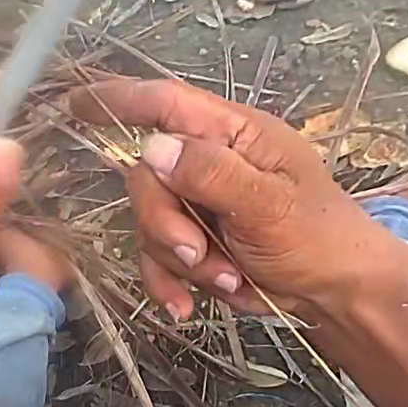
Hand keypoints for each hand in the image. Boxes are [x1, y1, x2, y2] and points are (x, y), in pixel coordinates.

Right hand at [68, 77, 407, 318]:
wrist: (331, 293)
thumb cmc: (317, 237)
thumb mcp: (271, 204)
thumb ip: (213, 174)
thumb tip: (152, 148)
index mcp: (232, 136)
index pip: (166, 104)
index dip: (119, 99)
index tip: (76, 102)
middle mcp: (206, 164)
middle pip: (147, 179)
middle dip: (166, 225)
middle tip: (198, 254)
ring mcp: (197, 207)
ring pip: (149, 226)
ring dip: (180, 262)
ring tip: (227, 279)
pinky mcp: (192, 245)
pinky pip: (156, 260)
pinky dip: (168, 284)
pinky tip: (186, 307)